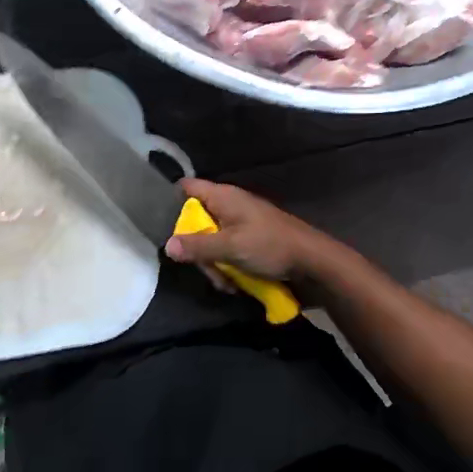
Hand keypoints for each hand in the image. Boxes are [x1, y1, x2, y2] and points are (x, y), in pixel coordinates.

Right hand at [163, 179, 336, 284]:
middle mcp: (230, 205)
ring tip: (226, 282)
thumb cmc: (270, 246)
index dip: (171, 201)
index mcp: (223, 196)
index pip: (187, 188)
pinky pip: (228, 251)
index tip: (160, 222)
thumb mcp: (230, 247)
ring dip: (215, 264)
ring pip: (212, 242)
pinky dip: (229, 267)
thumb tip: (167, 246)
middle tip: (207, 268)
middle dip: (198, 249)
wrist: (312, 261)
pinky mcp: (251, 241)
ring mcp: (241, 224)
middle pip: (197, 222)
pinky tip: (236, 284)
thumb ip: (197, 246)